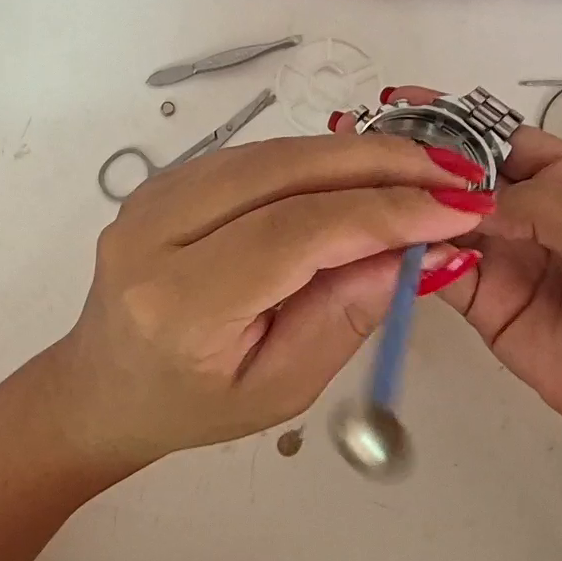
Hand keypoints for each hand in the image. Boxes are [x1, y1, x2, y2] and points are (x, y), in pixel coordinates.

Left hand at [47, 134, 491, 465]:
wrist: (103, 387)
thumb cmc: (190, 406)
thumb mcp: (278, 388)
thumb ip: (342, 317)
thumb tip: (412, 249)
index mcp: (179, 302)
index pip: (292, 233)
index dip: (381, 212)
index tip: (458, 207)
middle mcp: (151, 235)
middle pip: (277, 172)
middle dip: (374, 163)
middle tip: (451, 173)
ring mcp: (146, 201)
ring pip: (264, 153)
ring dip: (346, 155)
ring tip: (417, 172)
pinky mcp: (155, 186)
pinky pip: (245, 159)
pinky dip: (307, 160)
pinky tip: (353, 174)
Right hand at [338, 87, 561, 456]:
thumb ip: (543, 208)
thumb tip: (460, 194)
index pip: (500, 138)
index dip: (452, 122)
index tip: (398, 106)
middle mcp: (528, 211)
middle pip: (459, 177)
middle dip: (413, 161)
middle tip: (358, 150)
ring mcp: (499, 256)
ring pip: (438, 220)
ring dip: (402, 207)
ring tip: (356, 192)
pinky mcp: (477, 301)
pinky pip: (434, 269)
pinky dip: (406, 257)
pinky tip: (379, 244)